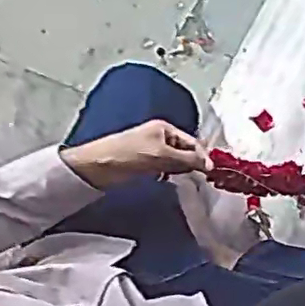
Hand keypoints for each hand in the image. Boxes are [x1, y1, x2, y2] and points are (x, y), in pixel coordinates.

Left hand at [62, 121, 208, 188]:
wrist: (94, 166)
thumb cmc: (129, 155)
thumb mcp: (163, 156)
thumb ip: (190, 160)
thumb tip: (211, 165)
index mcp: (165, 128)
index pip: (194, 142)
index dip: (202, 156)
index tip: (209, 172)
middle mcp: (161, 136)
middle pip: (187, 151)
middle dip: (192, 162)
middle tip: (194, 175)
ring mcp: (153, 148)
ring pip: (178, 159)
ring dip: (181, 168)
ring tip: (178, 176)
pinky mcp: (146, 160)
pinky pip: (167, 165)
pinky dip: (170, 171)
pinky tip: (166, 177)